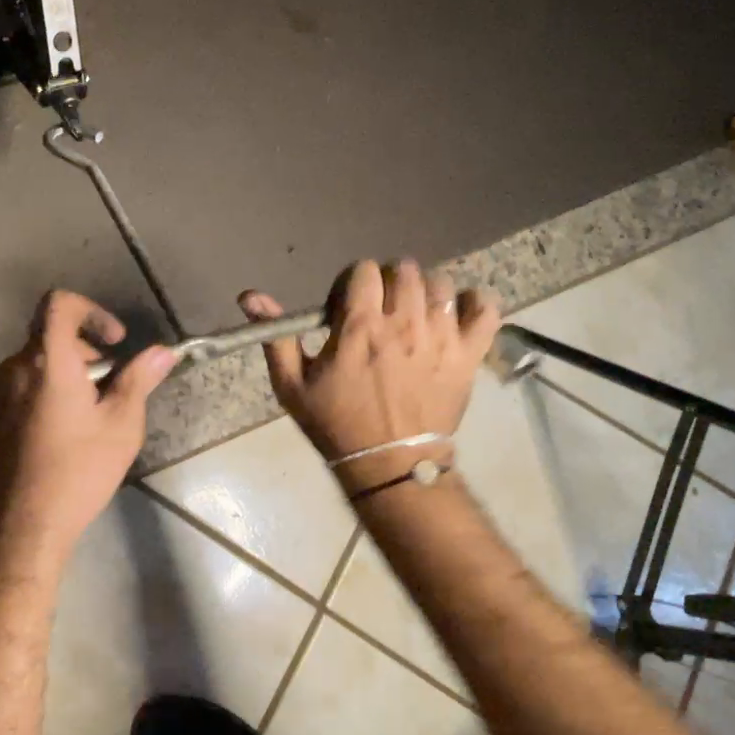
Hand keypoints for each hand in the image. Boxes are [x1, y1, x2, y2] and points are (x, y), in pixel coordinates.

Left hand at [0, 291, 177, 559]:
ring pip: (36, 363)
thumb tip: (163, 352)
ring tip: (90, 414)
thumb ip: (139, 380)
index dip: (91, 310)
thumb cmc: (77, 472)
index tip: (115, 341)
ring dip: (67, 373)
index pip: (59, 303)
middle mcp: (15, 367)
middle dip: (86, 350)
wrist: (21, 524)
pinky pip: (22, 387)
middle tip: (110, 386)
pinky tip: (63, 432)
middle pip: (50, 336)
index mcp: (47, 361)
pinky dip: (46, 391)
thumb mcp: (120, 425)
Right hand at [239, 260, 499, 486]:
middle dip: (388, 283)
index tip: (346, 306)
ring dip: (424, 292)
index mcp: (359, 326)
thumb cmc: (334, 422)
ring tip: (413, 314)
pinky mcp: (469, 354)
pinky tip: (455, 314)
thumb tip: (249, 296)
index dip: (352, 282)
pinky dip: (473, 303)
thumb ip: (276, 336)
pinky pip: (485, 309)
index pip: (363, 270)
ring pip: (440, 284)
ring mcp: (441, 337)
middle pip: (405, 271)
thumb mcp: (291, 384)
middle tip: (379, 309)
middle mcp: (403, 323)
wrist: (389, 463)